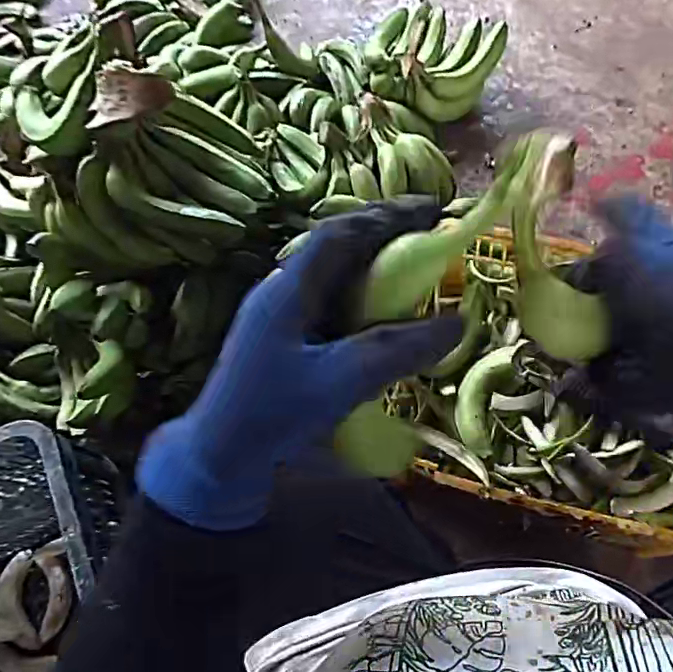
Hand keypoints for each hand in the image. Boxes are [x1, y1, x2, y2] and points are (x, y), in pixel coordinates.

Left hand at [136, 201, 462, 529]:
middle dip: (386, 239)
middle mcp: (284, 295)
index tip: (433, 209)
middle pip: (339, 251)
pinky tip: (384, 326)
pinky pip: (334, 312)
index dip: (388, 215)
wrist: (216, 461)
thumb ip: (396, 351)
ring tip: (418, 278)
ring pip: (337, 282)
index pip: (342, 233)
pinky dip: (367, 308)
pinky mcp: (287, 347)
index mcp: (289, 289)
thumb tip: (456, 323)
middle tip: (432, 240)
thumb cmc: (269, 415)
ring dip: (377, 273)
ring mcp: (283, 321)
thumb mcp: (338, 381)